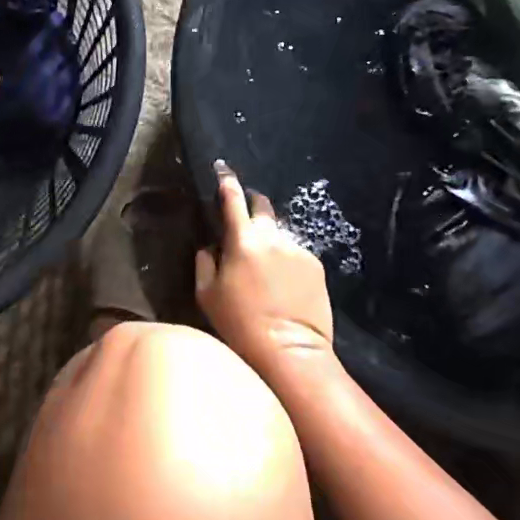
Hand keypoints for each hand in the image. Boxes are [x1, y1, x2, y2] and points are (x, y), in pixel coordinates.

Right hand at [195, 161, 333, 376]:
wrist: (290, 351)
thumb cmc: (239, 324)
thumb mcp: (206, 295)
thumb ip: (205, 261)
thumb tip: (212, 246)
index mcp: (241, 240)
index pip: (232, 198)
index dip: (227, 180)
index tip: (223, 168)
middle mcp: (271, 235)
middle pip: (262, 205)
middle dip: (252, 203)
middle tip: (245, 217)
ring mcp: (296, 247)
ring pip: (278, 232)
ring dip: (269, 238)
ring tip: (265, 264)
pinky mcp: (314, 263)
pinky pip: (295, 251)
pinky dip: (286, 258)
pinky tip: (283, 281)